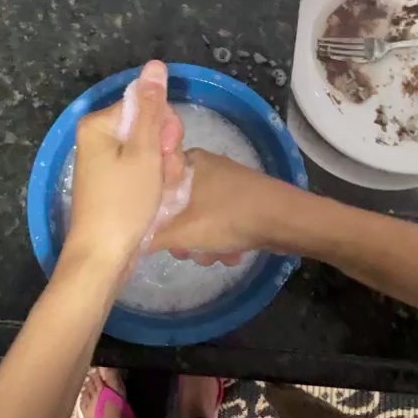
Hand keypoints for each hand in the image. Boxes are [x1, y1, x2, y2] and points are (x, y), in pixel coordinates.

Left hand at [63, 61, 185, 283]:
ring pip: (151, 150)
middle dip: (165, 150)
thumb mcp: (144, 152)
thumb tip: (155, 65)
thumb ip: (152, 108)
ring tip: (160, 193)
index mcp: (100, 124)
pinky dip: (155, 183)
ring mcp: (106, 162)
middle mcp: (100, 138)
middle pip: (150, 127)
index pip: (147, 104)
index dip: (165, 127)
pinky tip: (157, 200)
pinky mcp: (114, 182)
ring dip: (164, 170)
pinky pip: (143, 170)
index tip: (165, 152)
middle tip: (163, 175)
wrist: (103, 256)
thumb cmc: (123, 203)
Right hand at [151, 150, 293, 265]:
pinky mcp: (242, 199)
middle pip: (177, 207)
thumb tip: (132, 242)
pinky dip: (223, 239)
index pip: (155, 184)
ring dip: (205, 243)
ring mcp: (226, 184)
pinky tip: (231, 254)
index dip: (151, 211)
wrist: (285, 220)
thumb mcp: (183, 231)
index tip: (154, 232)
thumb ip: (152, 237)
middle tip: (189, 251)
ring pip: (199, 218)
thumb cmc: (229, 217)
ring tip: (216, 255)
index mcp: (189, 162)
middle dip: (183, 236)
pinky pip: (220, 221)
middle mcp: (206, 167)